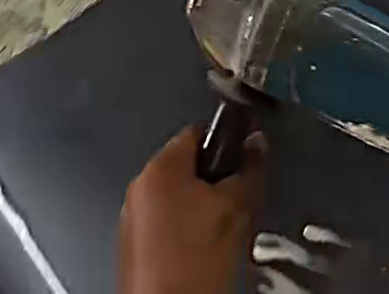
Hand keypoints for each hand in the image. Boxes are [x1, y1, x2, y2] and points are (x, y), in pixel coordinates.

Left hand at [118, 125, 266, 293]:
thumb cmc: (199, 257)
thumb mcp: (236, 205)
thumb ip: (250, 167)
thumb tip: (257, 142)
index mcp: (160, 168)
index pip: (198, 130)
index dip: (227, 139)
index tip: (245, 155)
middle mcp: (139, 187)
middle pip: (189, 164)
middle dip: (216, 176)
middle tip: (238, 195)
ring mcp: (132, 220)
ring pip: (179, 194)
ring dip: (203, 202)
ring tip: (224, 225)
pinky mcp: (132, 249)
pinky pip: (166, 220)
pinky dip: (186, 225)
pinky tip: (204, 246)